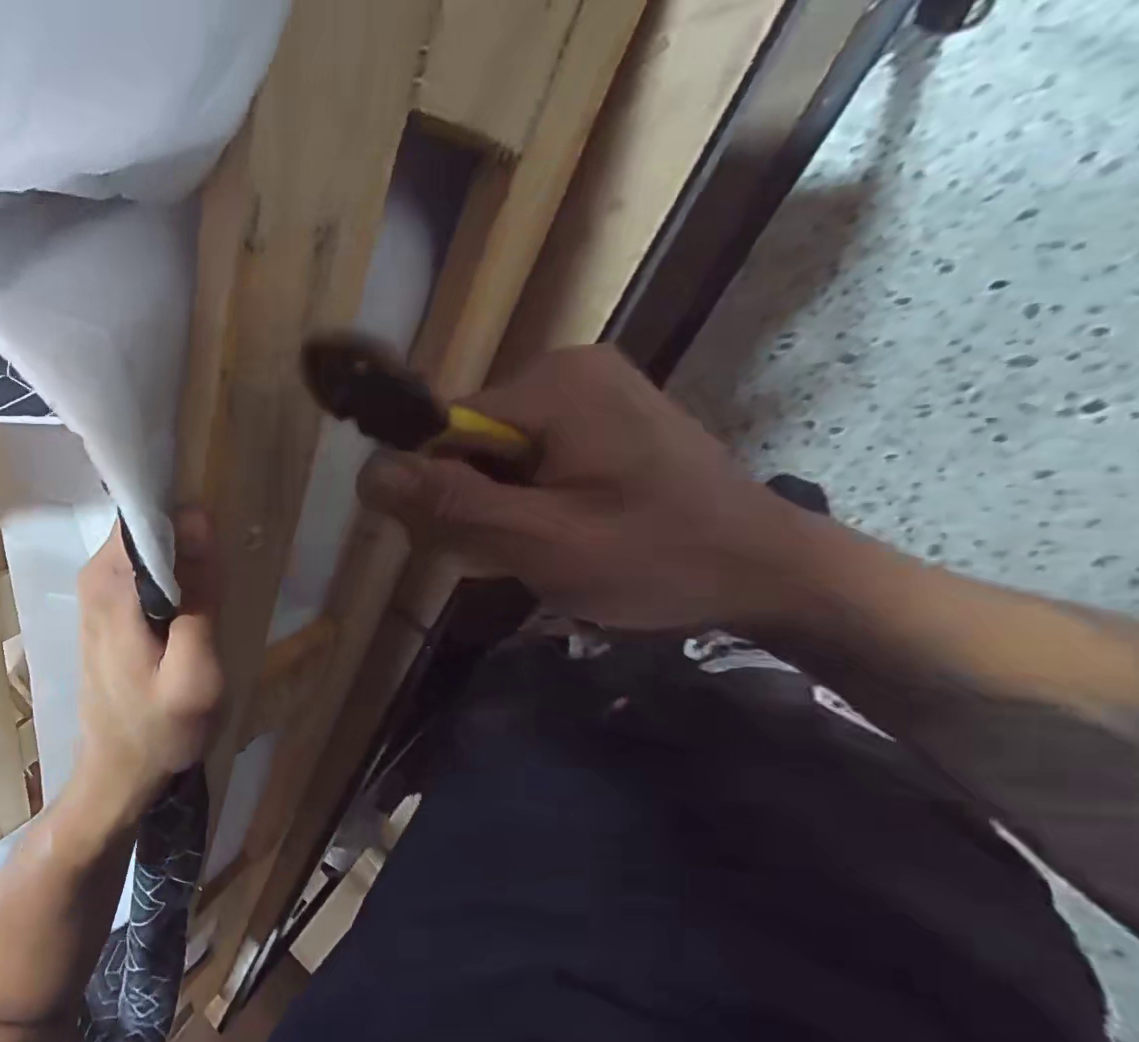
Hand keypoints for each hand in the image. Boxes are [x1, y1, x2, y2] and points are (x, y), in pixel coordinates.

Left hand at [73, 510, 222, 808]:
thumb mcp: (195, 674)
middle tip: (221, 573)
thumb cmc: (158, 730)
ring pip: (146, 549)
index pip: (145, 515)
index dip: (186, 516)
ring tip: (211, 590)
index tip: (219, 536)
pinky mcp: (104, 607)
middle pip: (146, 528)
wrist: (116, 774)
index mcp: (111, 585)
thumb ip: (199, 598)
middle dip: (187, 539)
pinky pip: (142, 569)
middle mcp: (95, 577)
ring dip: (182, 560)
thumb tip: (199, 519)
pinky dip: (171, 577)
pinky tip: (190, 605)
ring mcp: (96, 592)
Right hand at [358, 345, 836, 630]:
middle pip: (469, 443)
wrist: (770, 572)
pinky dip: (527, 501)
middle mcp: (566, 371)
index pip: (444, 430)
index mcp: (553, 385)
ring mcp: (588, 393)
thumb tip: (367, 473)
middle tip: (509, 557)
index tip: (466, 543)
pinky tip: (556, 534)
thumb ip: (453, 505)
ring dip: (499, 510)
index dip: (441, 491)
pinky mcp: (602, 418)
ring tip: (540, 552)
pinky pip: (529, 458)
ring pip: (495, 457)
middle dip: (473, 505)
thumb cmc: (658, 558)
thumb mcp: (544, 542)